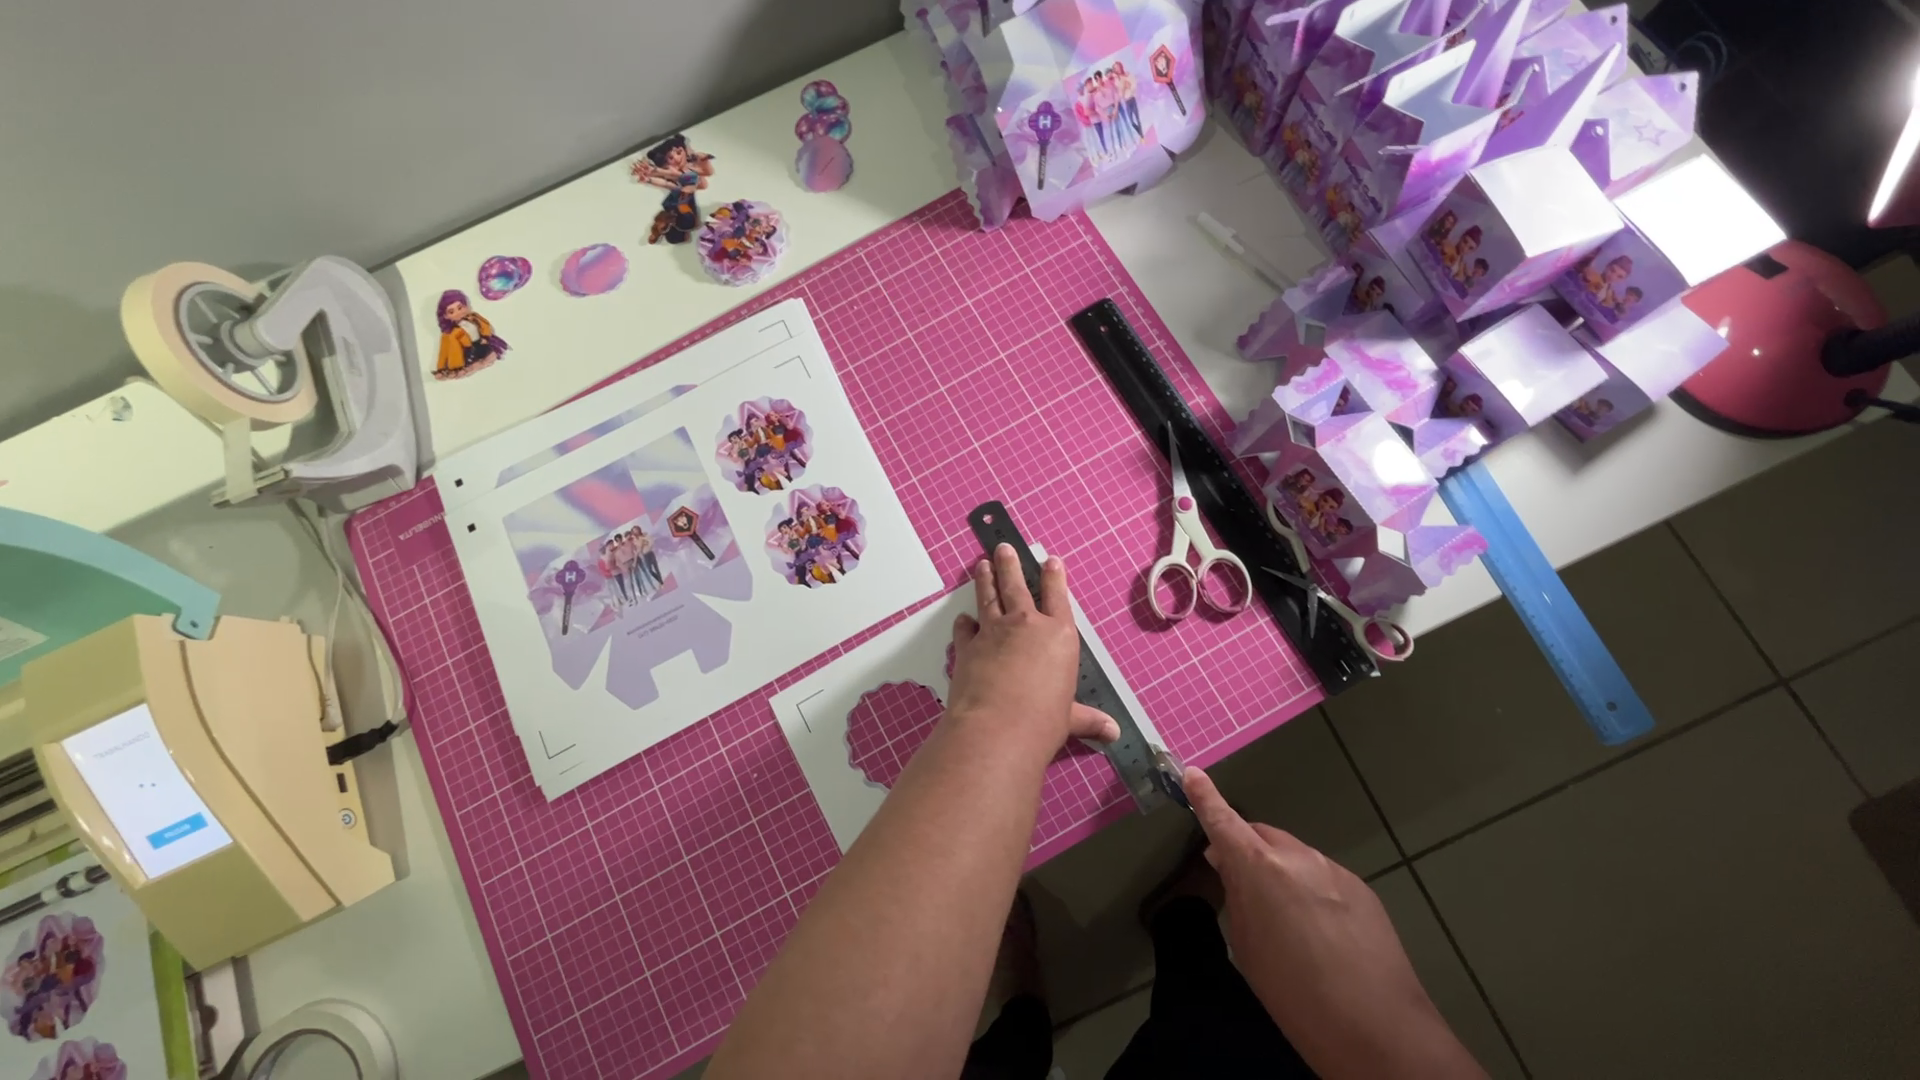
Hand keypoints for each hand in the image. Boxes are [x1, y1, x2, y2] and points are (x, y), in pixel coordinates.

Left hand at [944, 545, 1118, 758]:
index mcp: (1058, 636)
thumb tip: (1111, 732)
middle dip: (1010, 565)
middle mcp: (1025, 625)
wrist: (996, 727)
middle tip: (1003, 548)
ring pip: (988, 597)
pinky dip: (963, 623)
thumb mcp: (1069, 718)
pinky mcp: (966, 647)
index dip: (1054, 577)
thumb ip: (1087, 719)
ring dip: (985, 579)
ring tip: (982, 564)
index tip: (1051, 561)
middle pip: (1016, 586)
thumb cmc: (1042, 721)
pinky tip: (962, 619)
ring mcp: (992, 632)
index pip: (1057, 597)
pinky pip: (964, 629)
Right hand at [1184, 766, 1484, 1079]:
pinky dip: (1310, 890)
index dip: (1205, 797)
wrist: (1379, 1031)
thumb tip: (1232, 867)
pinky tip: (1320, 932)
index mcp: (1260, 869)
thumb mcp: (1247, 947)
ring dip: (1280, 872)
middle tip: (1237, 883)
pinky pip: (1323, 877)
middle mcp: (1298, 857)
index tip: (1191, 774)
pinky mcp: (1363, 890)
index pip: (1223, 821)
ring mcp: (1335, 871)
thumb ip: (1237, 897)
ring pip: (1294, 857)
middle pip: (1262, 837)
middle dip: (1246, 850)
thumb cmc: (1295, 995)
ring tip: (1285, 921)